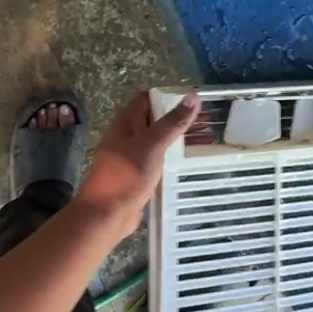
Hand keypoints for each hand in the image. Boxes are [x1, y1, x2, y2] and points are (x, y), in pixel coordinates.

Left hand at [73, 92, 198, 230]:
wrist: (106, 215)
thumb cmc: (127, 175)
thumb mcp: (152, 145)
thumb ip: (172, 122)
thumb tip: (192, 97)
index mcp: (125, 123)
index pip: (147, 99)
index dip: (168, 96)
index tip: (193, 101)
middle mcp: (127, 136)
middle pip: (154, 120)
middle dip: (178, 119)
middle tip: (206, 122)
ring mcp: (131, 157)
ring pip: (157, 141)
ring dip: (177, 139)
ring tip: (205, 140)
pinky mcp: (137, 175)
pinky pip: (157, 160)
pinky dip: (172, 158)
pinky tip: (188, 163)